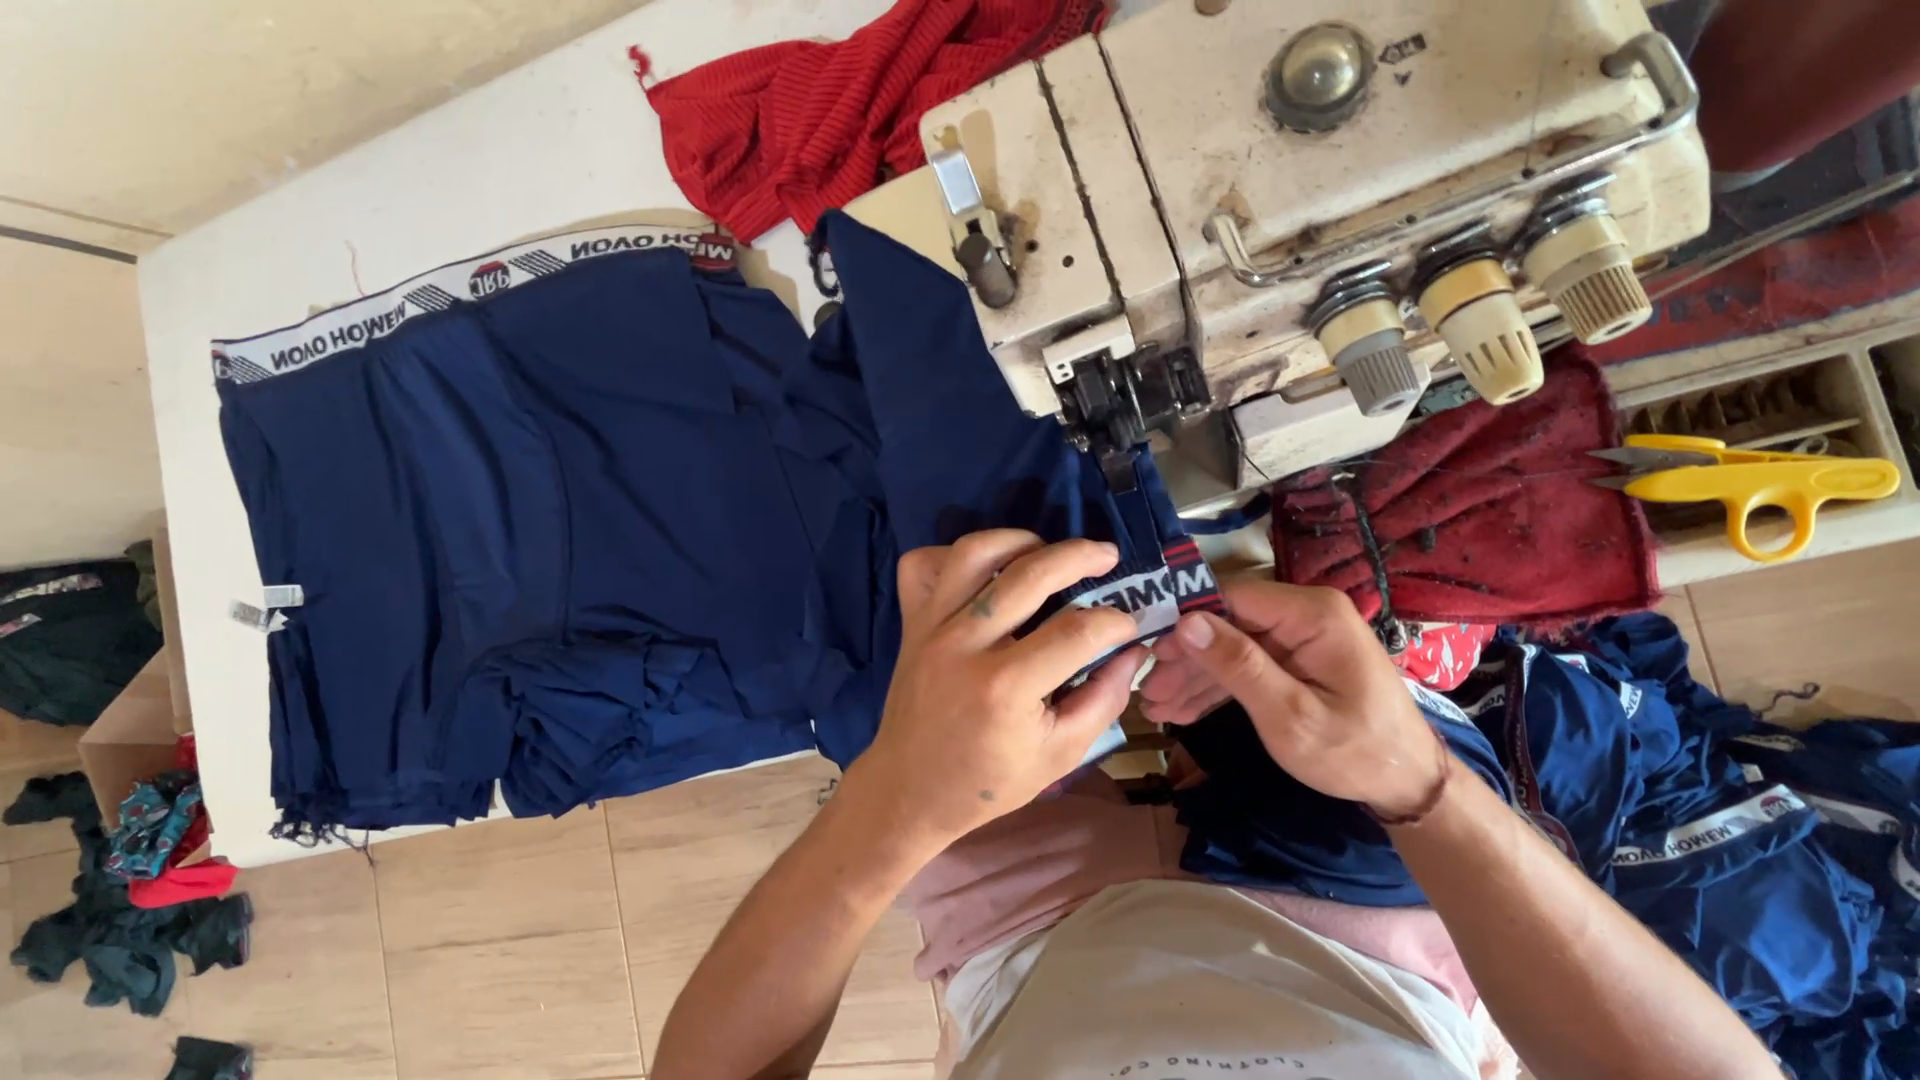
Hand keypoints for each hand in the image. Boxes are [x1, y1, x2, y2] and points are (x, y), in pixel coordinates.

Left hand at [847, 530, 1147, 845]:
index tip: (1131, 623)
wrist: (910, 790)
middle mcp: (966, 645)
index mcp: (1007, 687)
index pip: (1077, 630)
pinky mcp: (911, 623)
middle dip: (1079, 556)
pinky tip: (985, 568)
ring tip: (1046, 551)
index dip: (1116, 620)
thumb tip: (1134, 648)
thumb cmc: (989, 781)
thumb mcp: (1060, 754)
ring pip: (974, 553)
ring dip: (1018, 540)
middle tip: (1108, 555)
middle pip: (1029, 574)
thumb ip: (1104, 698)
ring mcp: (931, 628)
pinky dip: (953, 555)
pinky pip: (922, 566)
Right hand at [1139, 580, 1443, 817]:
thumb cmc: (1354, 753)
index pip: (1231, 597)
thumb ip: (1238, 665)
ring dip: (1195, 677)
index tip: (1150, 652)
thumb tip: (1186, 622)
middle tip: (1149, 691)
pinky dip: (1218, 688)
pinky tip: (1183, 709)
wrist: (1408, 787)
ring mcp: (1302, 639)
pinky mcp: (1299, 662)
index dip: (1186, 622)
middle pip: (1228, 623)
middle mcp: (1306, 615)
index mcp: (1312, 614)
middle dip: (1186, 659)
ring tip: (1156, 707)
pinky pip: (1249, 666)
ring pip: (1232, 647)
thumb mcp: (1289, 715)